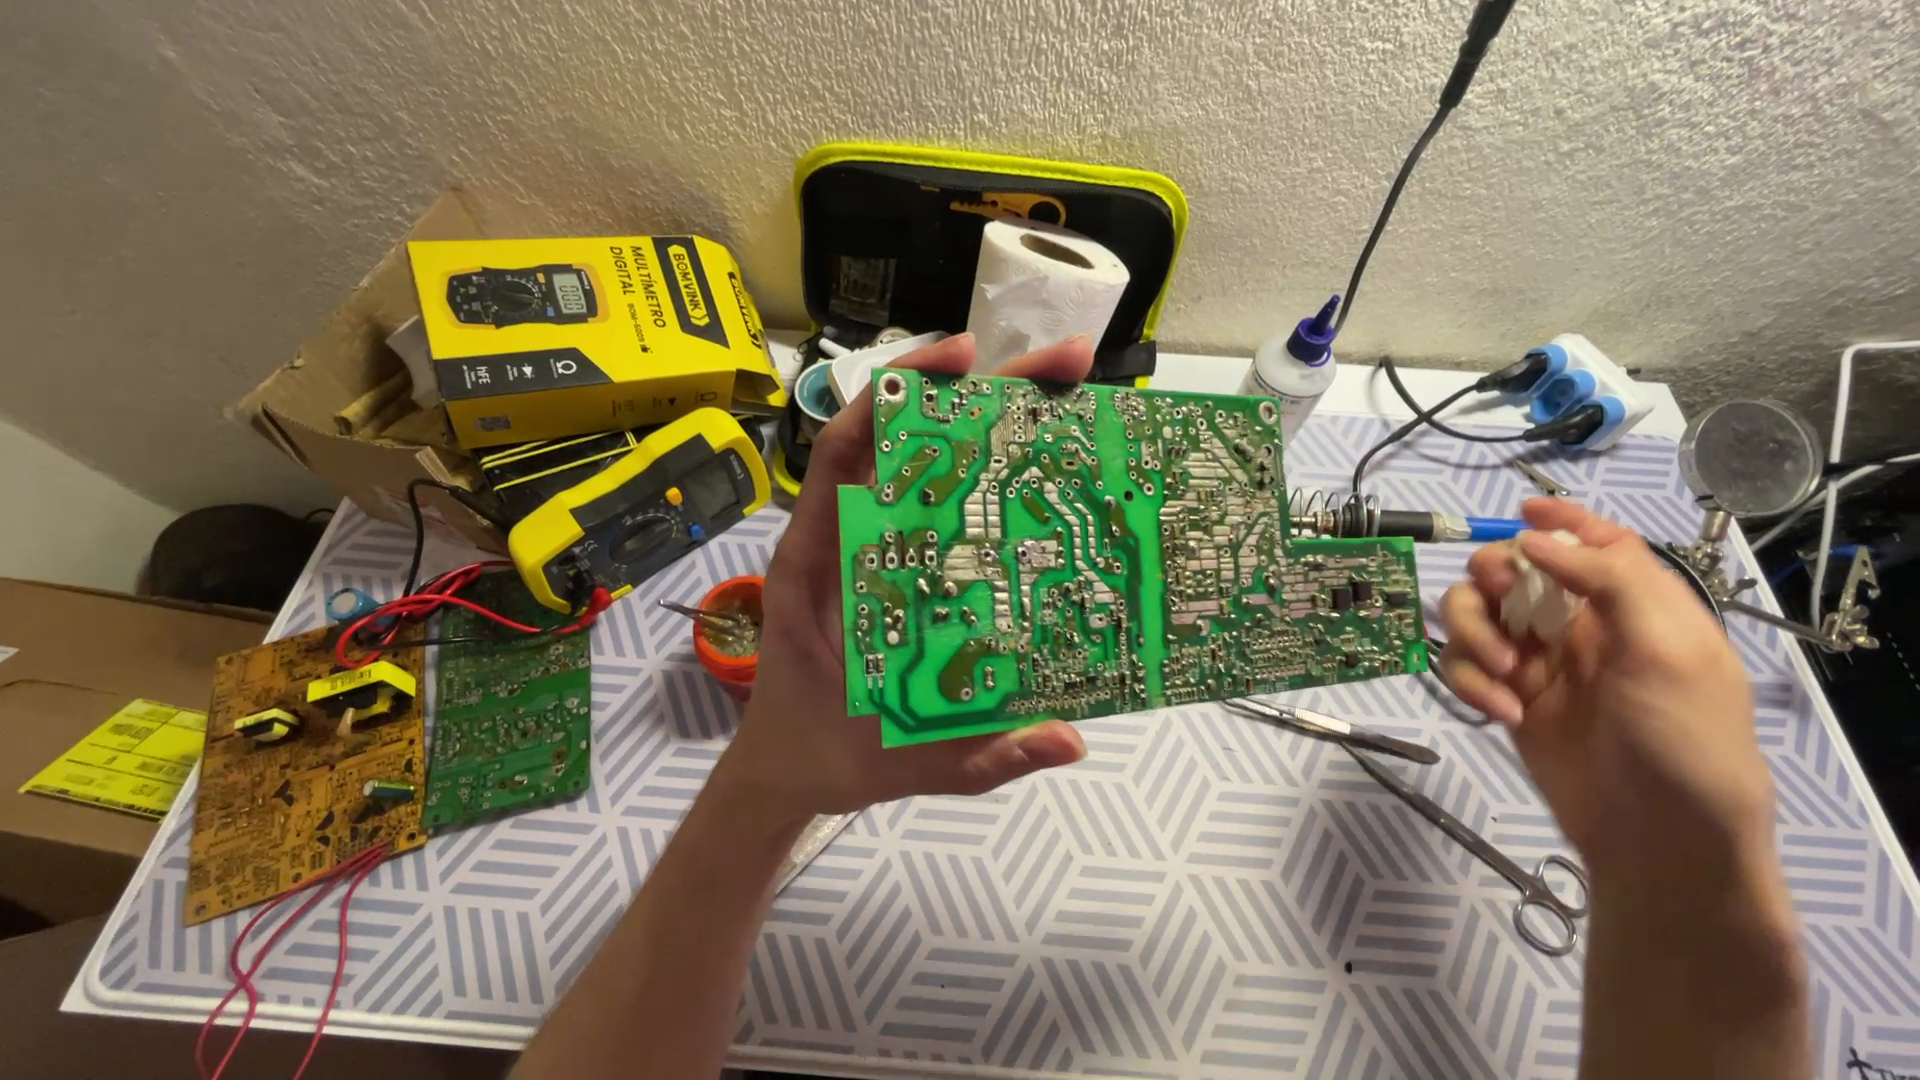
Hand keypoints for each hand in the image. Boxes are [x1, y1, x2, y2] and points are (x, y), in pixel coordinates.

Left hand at [713, 334, 1090, 824]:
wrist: (785, 770)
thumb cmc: (819, 755)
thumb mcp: (892, 761)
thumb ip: (974, 757)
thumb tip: (1068, 740)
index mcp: (818, 564)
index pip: (846, 452)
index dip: (898, 392)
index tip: (966, 357)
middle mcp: (844, 543)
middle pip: (903, 444)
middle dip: (978, 396)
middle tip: (1063, 368)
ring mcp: (870, 554)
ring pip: (923, 472)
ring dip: (987, 431)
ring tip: (1064, 406)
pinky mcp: (894, 573)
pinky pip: (936, 516)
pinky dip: (981, 486)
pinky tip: (1037, 482)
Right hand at [1437, 499, 1778, 885]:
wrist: (1656, 835)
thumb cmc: (1681, 737)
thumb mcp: (1669, 650)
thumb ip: (1611, 581)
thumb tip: (1536, 538)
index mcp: (1630, 605)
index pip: (1593, 543)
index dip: (1558, 519)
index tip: (1520, 512)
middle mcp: (1576, 624)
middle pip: (1507, 572)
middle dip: (1490, 583)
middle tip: (1497, 608)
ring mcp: (1535, 661)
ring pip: (1471, 615)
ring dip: (1472, 637)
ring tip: (1503, 676)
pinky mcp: (1503, 695)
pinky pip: (1461, 667)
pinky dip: (1469, 683)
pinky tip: (1501, 713)